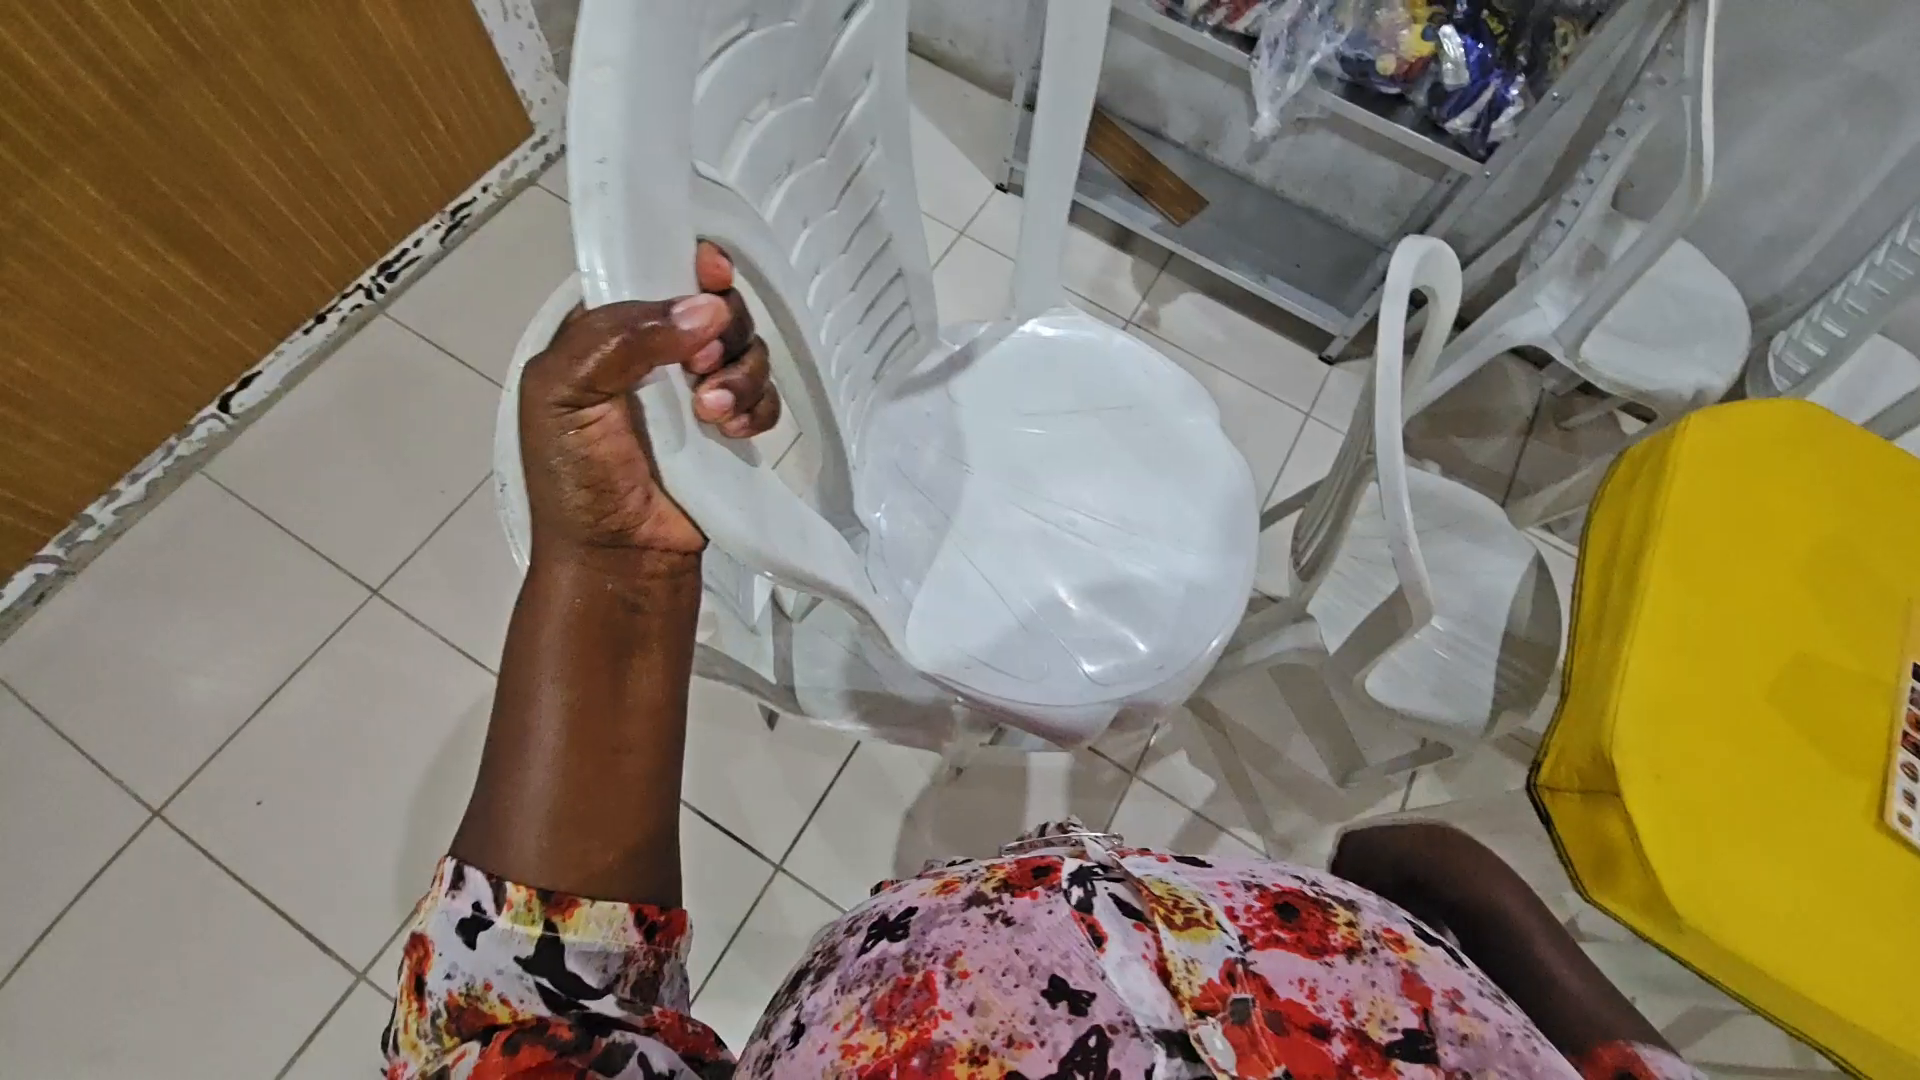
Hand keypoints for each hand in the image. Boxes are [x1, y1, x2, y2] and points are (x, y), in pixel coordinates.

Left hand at [517, 242, 780, 575]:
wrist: (620, 557)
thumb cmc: (577, 477)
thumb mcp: (565, 395)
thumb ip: (620, 339)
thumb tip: (706, 310)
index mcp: (609, 334)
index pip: (656, 273)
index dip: (692, 267)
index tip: (715, 274)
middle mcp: (657, 355)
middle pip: (717, 309)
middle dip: (722, 335)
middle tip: (700, 372)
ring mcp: (697, 393)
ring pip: (748, 352)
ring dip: (742, 378)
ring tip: (713, 417)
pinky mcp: (730, 429)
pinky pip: (765, 398)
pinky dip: (758, 409)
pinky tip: (733, 434)